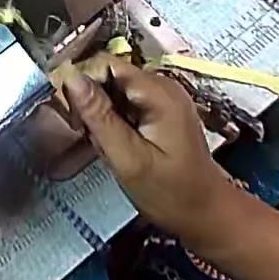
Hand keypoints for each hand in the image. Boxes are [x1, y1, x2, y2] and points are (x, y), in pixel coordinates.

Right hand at [52, 54, 249, 246]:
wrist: (208, 216)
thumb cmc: (170, 193)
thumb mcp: (129, 159)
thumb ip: (99, 116)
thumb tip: (70, 77)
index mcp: (158, 92)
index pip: (105, 63)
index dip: (82, 83)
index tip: (74, 117)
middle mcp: (161, 85)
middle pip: (109, 73)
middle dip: (90, 100)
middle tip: (87, 135)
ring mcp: (162, 96)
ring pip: (114, 87)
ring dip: (99, 111)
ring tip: (101, 143)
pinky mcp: (160, 108)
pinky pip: (125, 100)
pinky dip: (112, 118)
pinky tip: (113, 142)